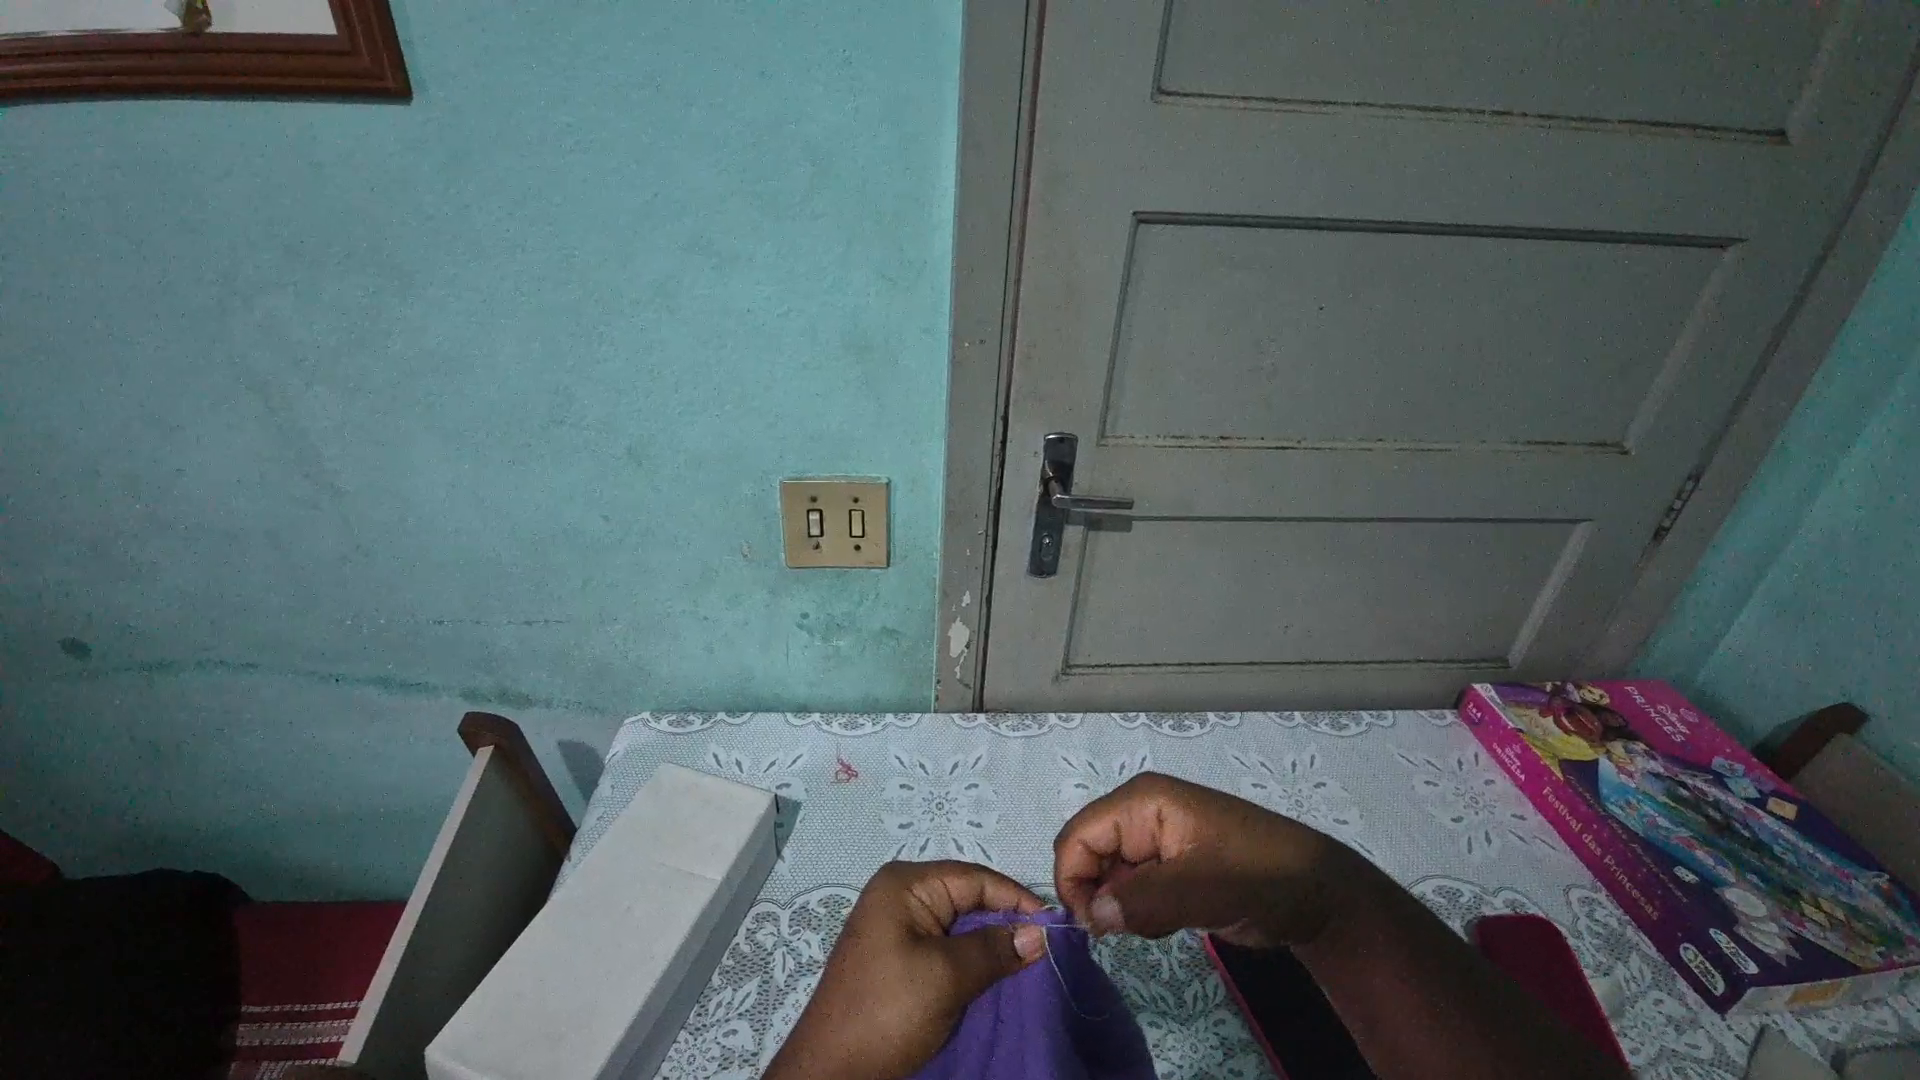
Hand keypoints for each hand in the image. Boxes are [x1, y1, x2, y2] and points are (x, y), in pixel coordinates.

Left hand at [764, 860, 1047, 1079]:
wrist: (831, 1070)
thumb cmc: (887, 1010)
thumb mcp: (946, 976)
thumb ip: (994, 949)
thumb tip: (1039, 934)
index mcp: (905, 884)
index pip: (974, 878)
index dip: (1015, 898)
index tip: (1054, 925)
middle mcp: (899, 894)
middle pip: (967, 897)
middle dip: (1005, 919)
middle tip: (1045, 945)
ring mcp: (896, 926)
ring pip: (958, 924)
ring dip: (990, 941)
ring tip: (1028, 959)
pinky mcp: (898, 956)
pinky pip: (945, 945)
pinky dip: (971, 957)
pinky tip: (995, 973)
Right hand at [1054, 771, 1354, 946]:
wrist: (1318, 896)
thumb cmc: (1263, 876)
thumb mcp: (1206, 887)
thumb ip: (1145, 899)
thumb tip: (1091, 915)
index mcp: (1142, 801)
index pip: (1079, 835)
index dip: (1073, 879)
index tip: (1092, 926)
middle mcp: (1140, 814)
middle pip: (1087, 854)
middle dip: (1098, 895)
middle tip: (1130, 929)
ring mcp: (1153, 841)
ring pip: (1105, 877)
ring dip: (1121, 907)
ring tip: (1160, 922)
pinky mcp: (1166, 868)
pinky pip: (1129, 890)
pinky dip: (1137, 913)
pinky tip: (1168, 922)